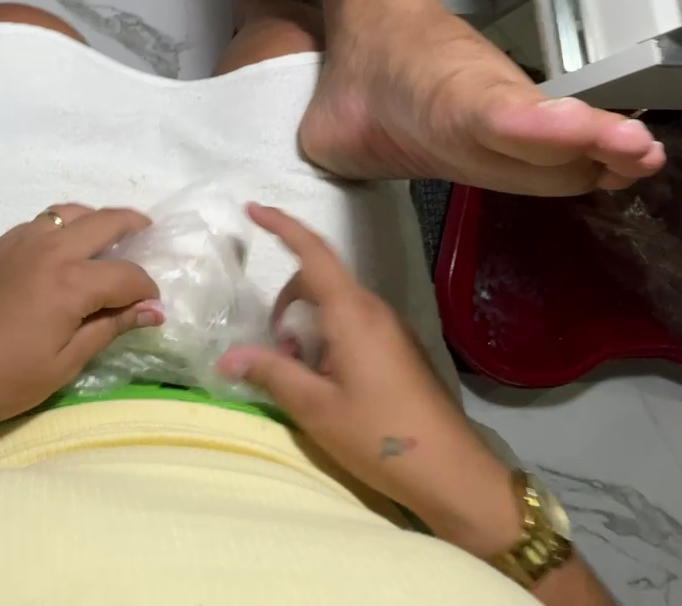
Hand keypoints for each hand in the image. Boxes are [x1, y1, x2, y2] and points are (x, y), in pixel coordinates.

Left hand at [0, 205, 163, 437]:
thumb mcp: (62, 365)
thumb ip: (109, 328)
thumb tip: (153, 311)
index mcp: (70, 282)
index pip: (127, 274)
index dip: (147, 290)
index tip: (153, 307)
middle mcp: (49, 249)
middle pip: (103, 221)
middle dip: (133, 224)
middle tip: (148, 234)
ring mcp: (19, 240)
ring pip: (69, 211)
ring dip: (95, 218)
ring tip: (108, 237)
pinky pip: (41, 221)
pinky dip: (64, 225)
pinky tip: (63, 250)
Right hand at [218, 203, 522, 556]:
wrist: (455, 474)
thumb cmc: (380, 437)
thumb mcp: (315, 408)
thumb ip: (270, 372)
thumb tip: (227, 356)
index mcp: (351, 312)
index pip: (312, 252)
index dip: (282, 225)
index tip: (253, 208)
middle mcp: (373, 309)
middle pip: (319, 279)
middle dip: (287, 301)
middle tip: (275, 348)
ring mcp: (391, 327)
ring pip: (335, 304)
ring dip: (307, 324)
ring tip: (301, 373)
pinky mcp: (400, 348)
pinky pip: (353, 323)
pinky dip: (328, 337)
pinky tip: (328, 381)